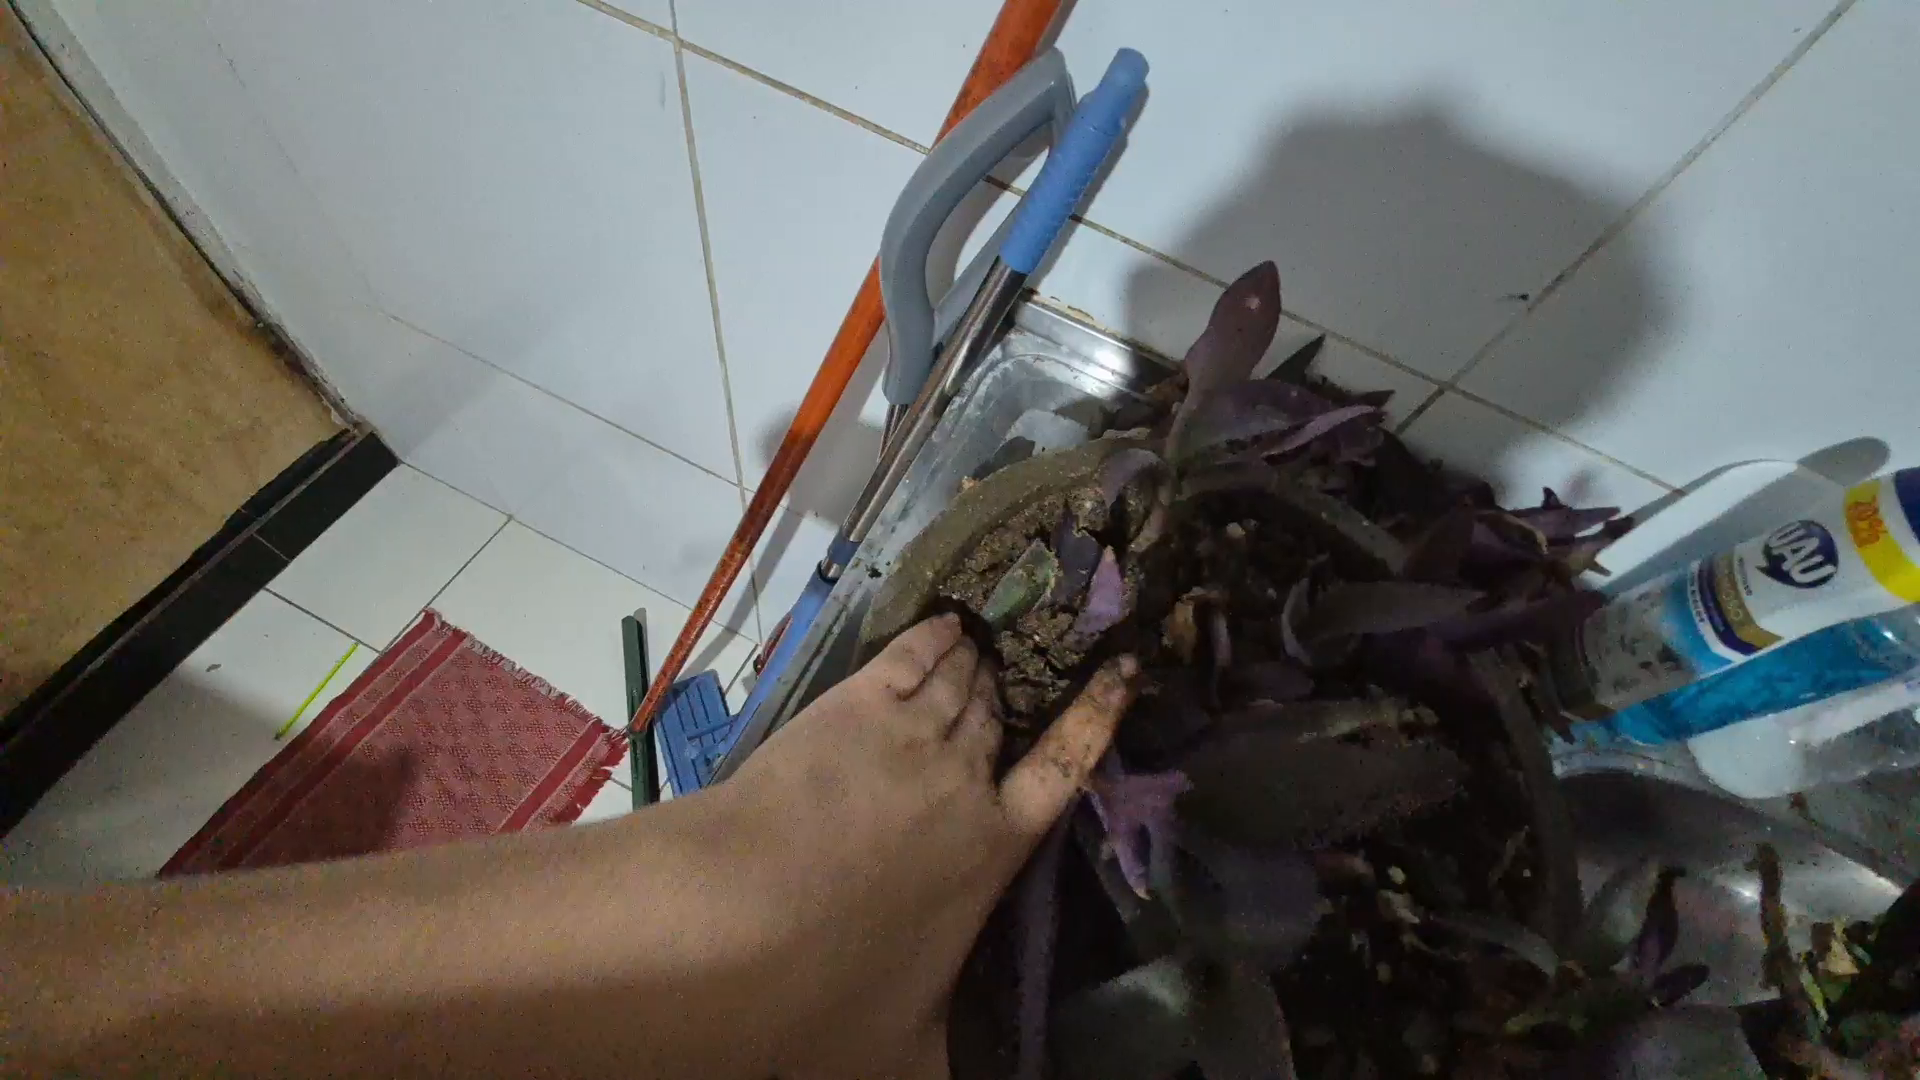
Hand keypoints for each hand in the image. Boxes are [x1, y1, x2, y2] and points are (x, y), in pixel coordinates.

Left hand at [725, 613, 1136, 1078]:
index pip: (1065, 764)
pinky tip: (944, 625)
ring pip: (959, 679)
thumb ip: (953, 1059)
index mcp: (991, 848)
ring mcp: (909, 732)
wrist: (732, 922)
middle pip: (998, 713)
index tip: (1122, 668)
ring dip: (973, 658)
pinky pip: (911, 656)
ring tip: (984, 637)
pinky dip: (932, 637)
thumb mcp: (906, 1051)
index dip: (1098, 712)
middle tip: (1018, 660)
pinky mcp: (856, 704)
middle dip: (1008, 686)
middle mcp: (963, 777)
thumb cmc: (821, 993)